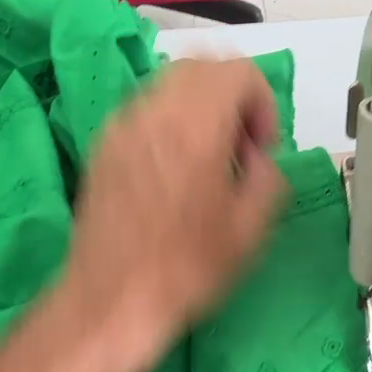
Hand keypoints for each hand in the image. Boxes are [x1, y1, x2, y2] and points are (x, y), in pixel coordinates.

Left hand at [60, 57, 288, 371]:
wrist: (112, 300)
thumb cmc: (186, 270)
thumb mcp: (250, 232)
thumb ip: (269, 180)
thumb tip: (260, 162)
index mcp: (196, 122)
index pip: (239, 72)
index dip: (263, 106)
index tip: (263, 153)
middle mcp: (154, 109)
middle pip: (202, 70)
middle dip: (231, 104)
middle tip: (240, 156)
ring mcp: (121, 126)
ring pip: (169, 91)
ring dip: (199, 117)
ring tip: (207, 171)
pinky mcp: (102, 149)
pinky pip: (144, 118)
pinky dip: (169, 132)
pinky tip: (173, 183)